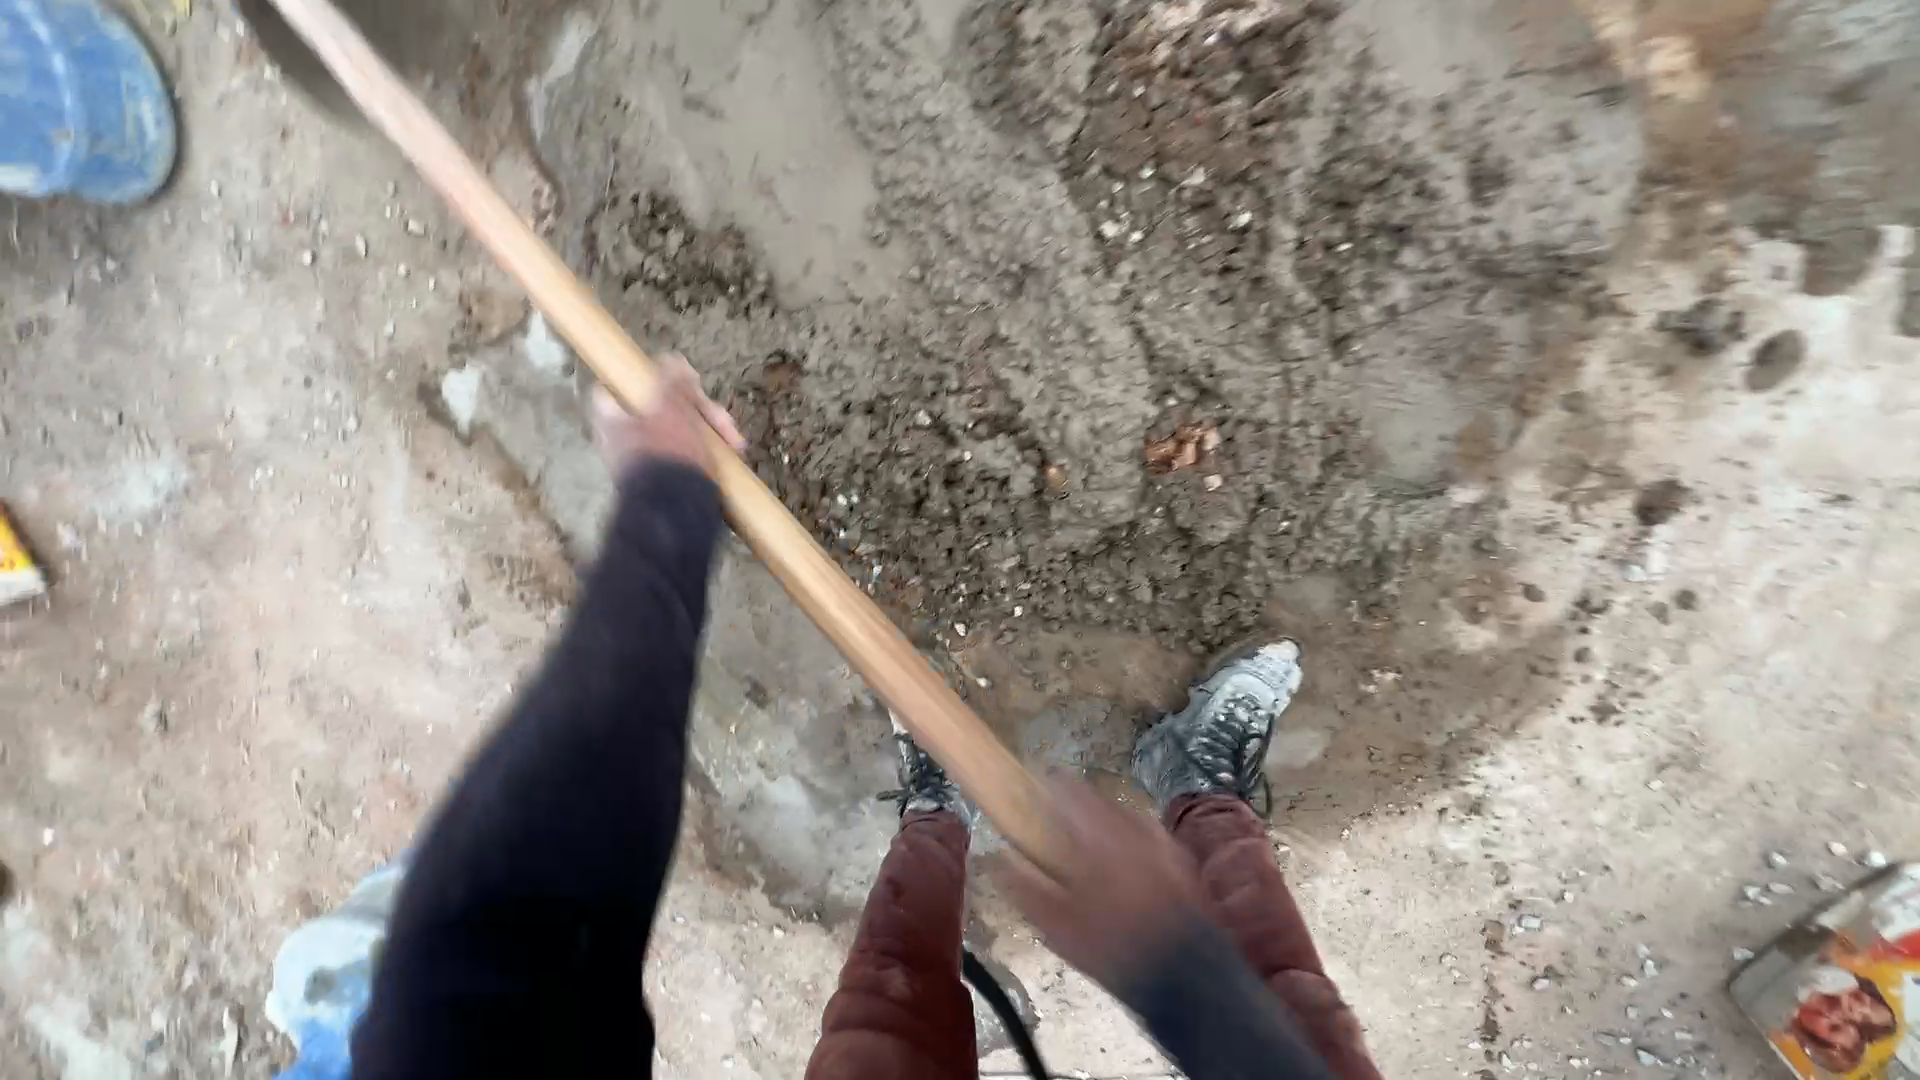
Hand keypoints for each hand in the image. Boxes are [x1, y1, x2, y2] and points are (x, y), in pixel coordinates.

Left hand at [592, 353, 745, 476]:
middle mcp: (620, 442)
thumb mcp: (673, 409)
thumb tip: (674, 359)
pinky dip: (703, 455)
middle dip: (697, 412)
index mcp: (612, 420)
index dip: (640, 381)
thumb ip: (672, 382)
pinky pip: (683, 459)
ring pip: (676, 434)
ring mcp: (641, 465)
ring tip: (734, 444)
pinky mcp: (663, 485)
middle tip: (722, 422)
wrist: (675, 513)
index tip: (670, 382)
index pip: (614, 389)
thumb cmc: (669, 455)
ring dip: (707, 434)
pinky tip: (728, 458)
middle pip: (658, 412)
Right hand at [996, 780, 1209, 993]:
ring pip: (1124, 813)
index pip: (1067, 788)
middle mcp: (1130, 826)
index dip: (1048, 781)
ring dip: (1104, 817)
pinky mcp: (1181, 858)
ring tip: (1090, 836)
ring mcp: (1161, 840)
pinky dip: (1132, 836)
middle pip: (1098, 797)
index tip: (1035, 781)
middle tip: (1060, 814)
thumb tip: (997, 859)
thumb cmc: (1113, 950)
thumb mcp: (1058, 927)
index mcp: (1096, 834)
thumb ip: (1024, 887)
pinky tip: (1126, 859)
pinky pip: (1149, 833)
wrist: (1187, 978)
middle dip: (1077, 801)